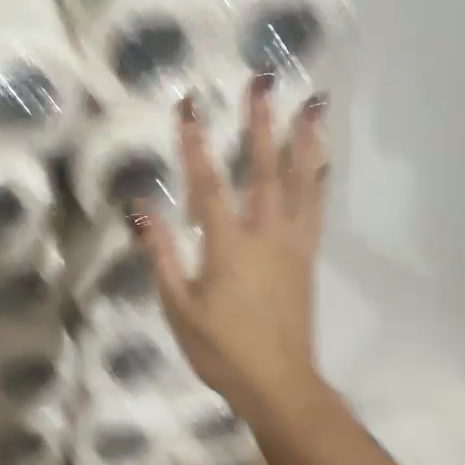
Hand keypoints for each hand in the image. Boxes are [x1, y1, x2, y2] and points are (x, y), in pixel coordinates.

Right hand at [133, 75, 330, 411]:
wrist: (278, 382)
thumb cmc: (220, 349)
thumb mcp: (178, 307)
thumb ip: (161, 255)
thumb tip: (142, 209)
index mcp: (228, 246)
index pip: (209, 183)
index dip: (197, 142)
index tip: (189, 104)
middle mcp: (266, 234)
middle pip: (265, 169)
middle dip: (261, 123)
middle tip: (262, 82)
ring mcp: (293, 244)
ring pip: (301, 182)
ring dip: (303, 140)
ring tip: (310, 105)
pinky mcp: (307, 257)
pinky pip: (316, 208)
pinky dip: (320, 178)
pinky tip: (322, 159)